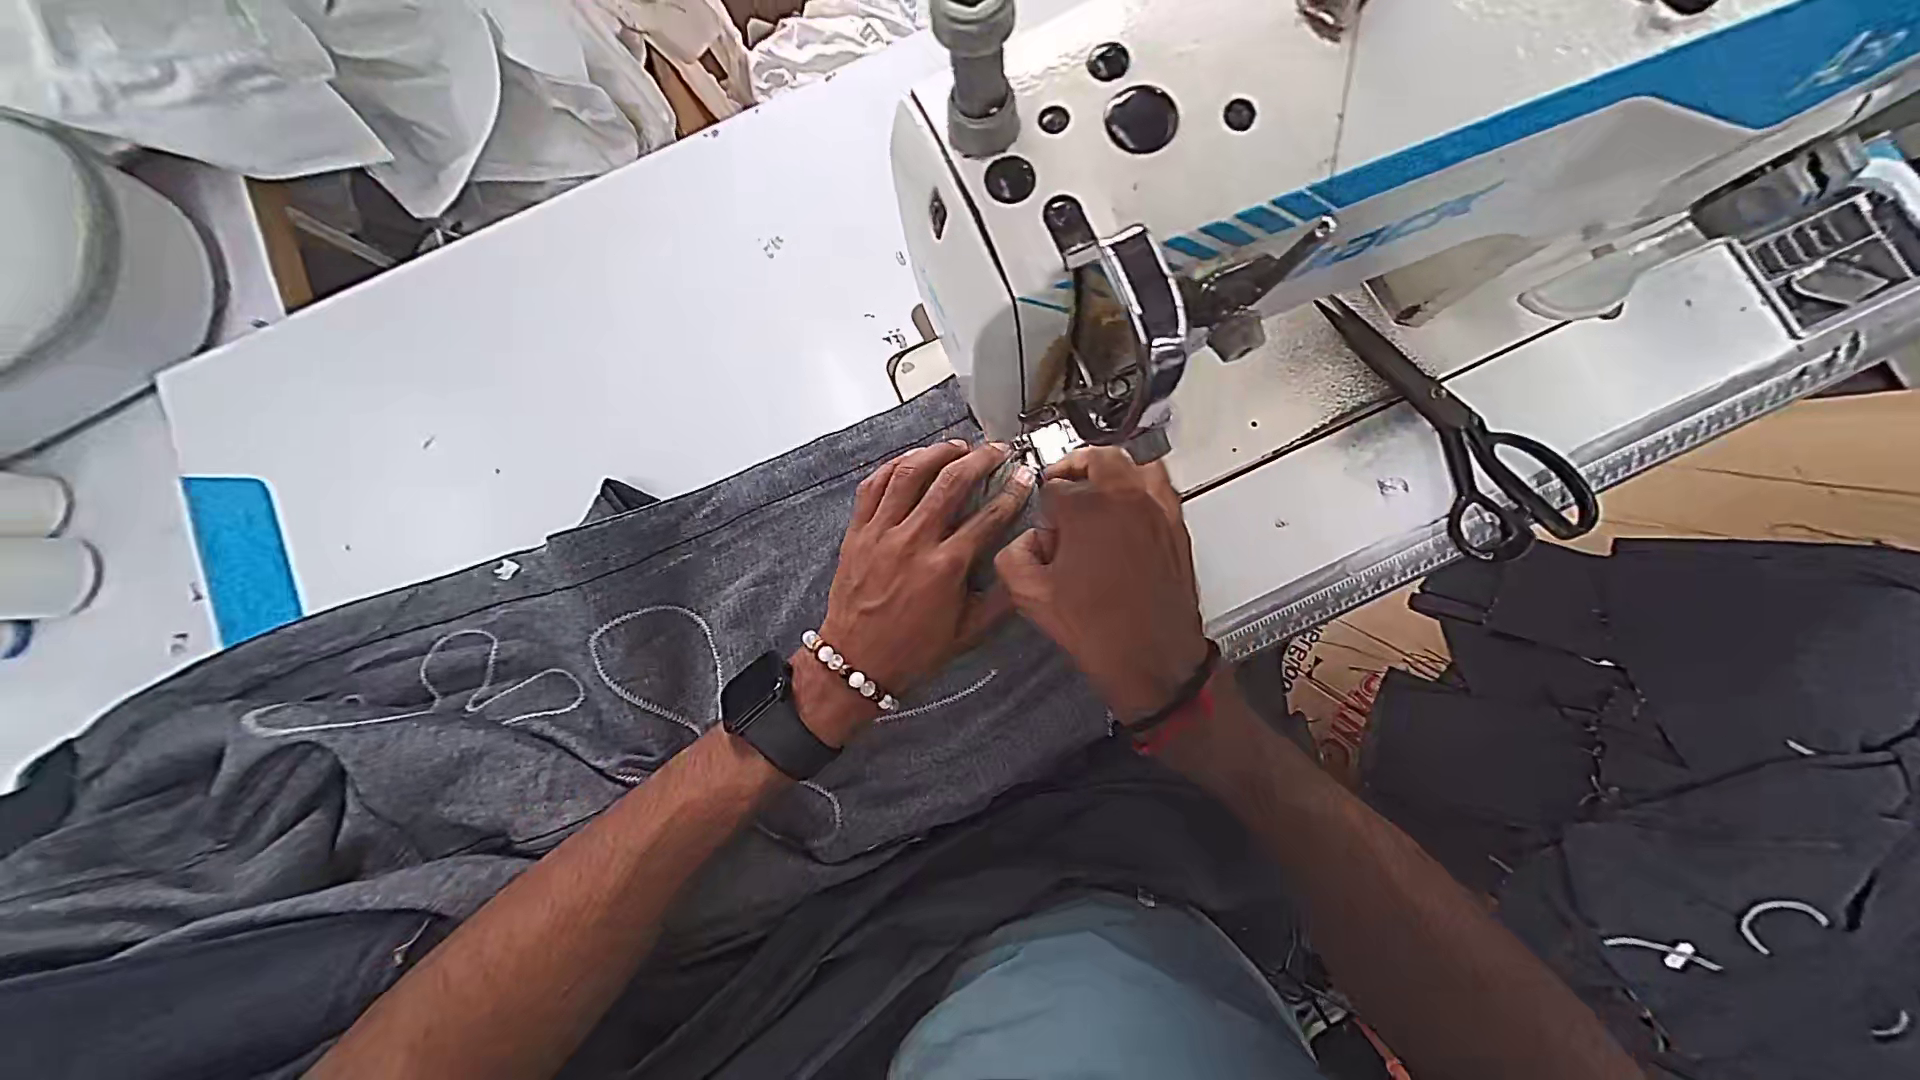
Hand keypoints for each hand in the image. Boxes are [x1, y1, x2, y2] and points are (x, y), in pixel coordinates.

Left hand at [795, 439, 1033, 745]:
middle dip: (980, 459)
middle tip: (995, 450)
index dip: (1012, 492)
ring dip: (937, 453)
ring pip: (910, 474)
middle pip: (951, 482)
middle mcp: (913, 543)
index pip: (988, 516)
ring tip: (957, 446)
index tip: (1024, 478)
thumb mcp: (968, 631)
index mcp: (944, 568)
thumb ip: (1001, 598)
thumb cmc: (910, 650)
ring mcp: (881, 534)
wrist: (857, 662)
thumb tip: (1023, 566)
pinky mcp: (857, 533)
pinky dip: (893, 466)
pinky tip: (911, 460)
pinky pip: (873, 486)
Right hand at [994, 447, 1210, 722]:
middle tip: (1062, 486)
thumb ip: (1013, 556)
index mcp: (1085, 510)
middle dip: (1073, 469)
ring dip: (1109, 470)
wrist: (1152, 659)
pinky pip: (1161, 486)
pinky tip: (1130, 504)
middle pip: (1095, 459)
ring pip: (1132, 463)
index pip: (1053, 486)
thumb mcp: (1031, 596)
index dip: (1042, 506)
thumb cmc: (1102, 631)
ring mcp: (1155, 511)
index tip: (1044, 524)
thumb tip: (1023, 542)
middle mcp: (1124, 501)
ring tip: (1096, 488)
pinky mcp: (1176, 527)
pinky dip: (1142, 485)